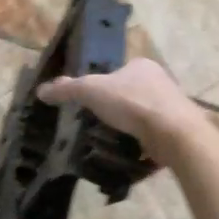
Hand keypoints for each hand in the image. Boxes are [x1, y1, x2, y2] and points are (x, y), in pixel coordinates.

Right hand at [36, 57, 201, 146]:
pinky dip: (143, 142)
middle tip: (98, 124)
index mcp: (142, 65)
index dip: (104, 85)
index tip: (92, 103)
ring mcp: (172, 105)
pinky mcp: (177, 128)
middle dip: (117, 107)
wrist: (173, 131)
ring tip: (112, 140)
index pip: (118, 71)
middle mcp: (160, 80)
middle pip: (131, 92)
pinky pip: (154, 134)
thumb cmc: (132, 103)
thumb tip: (41, 91)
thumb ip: (66, 89)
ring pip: (143, 114)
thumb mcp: (90, 90)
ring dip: (130, 125)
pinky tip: (131, 152)